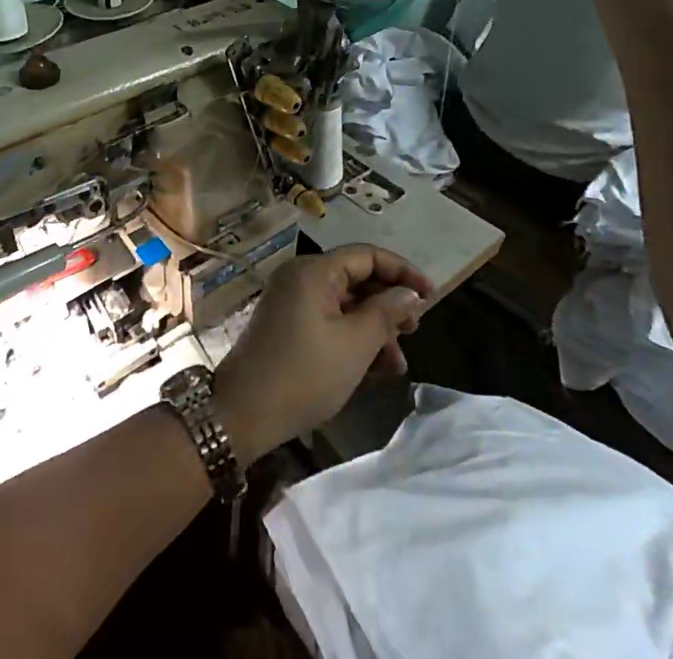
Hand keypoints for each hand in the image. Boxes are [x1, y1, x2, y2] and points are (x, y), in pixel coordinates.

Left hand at [212, 245, 433, 459]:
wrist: (242, 416)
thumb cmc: (304, 374)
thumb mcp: (355, 344)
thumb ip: (387, 312)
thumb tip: (409, 294)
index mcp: (313, 272)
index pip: (368, 256)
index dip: (403, 272)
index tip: (431, 296)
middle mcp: (300, 279)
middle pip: (357, 280)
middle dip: (389, 307)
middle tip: (413, 332)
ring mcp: (291, 304)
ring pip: (345, 307)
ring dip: (374, 331)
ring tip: (396, 365)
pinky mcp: (287, 329)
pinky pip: (328, 324)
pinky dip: (352, 341)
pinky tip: (374, 371)